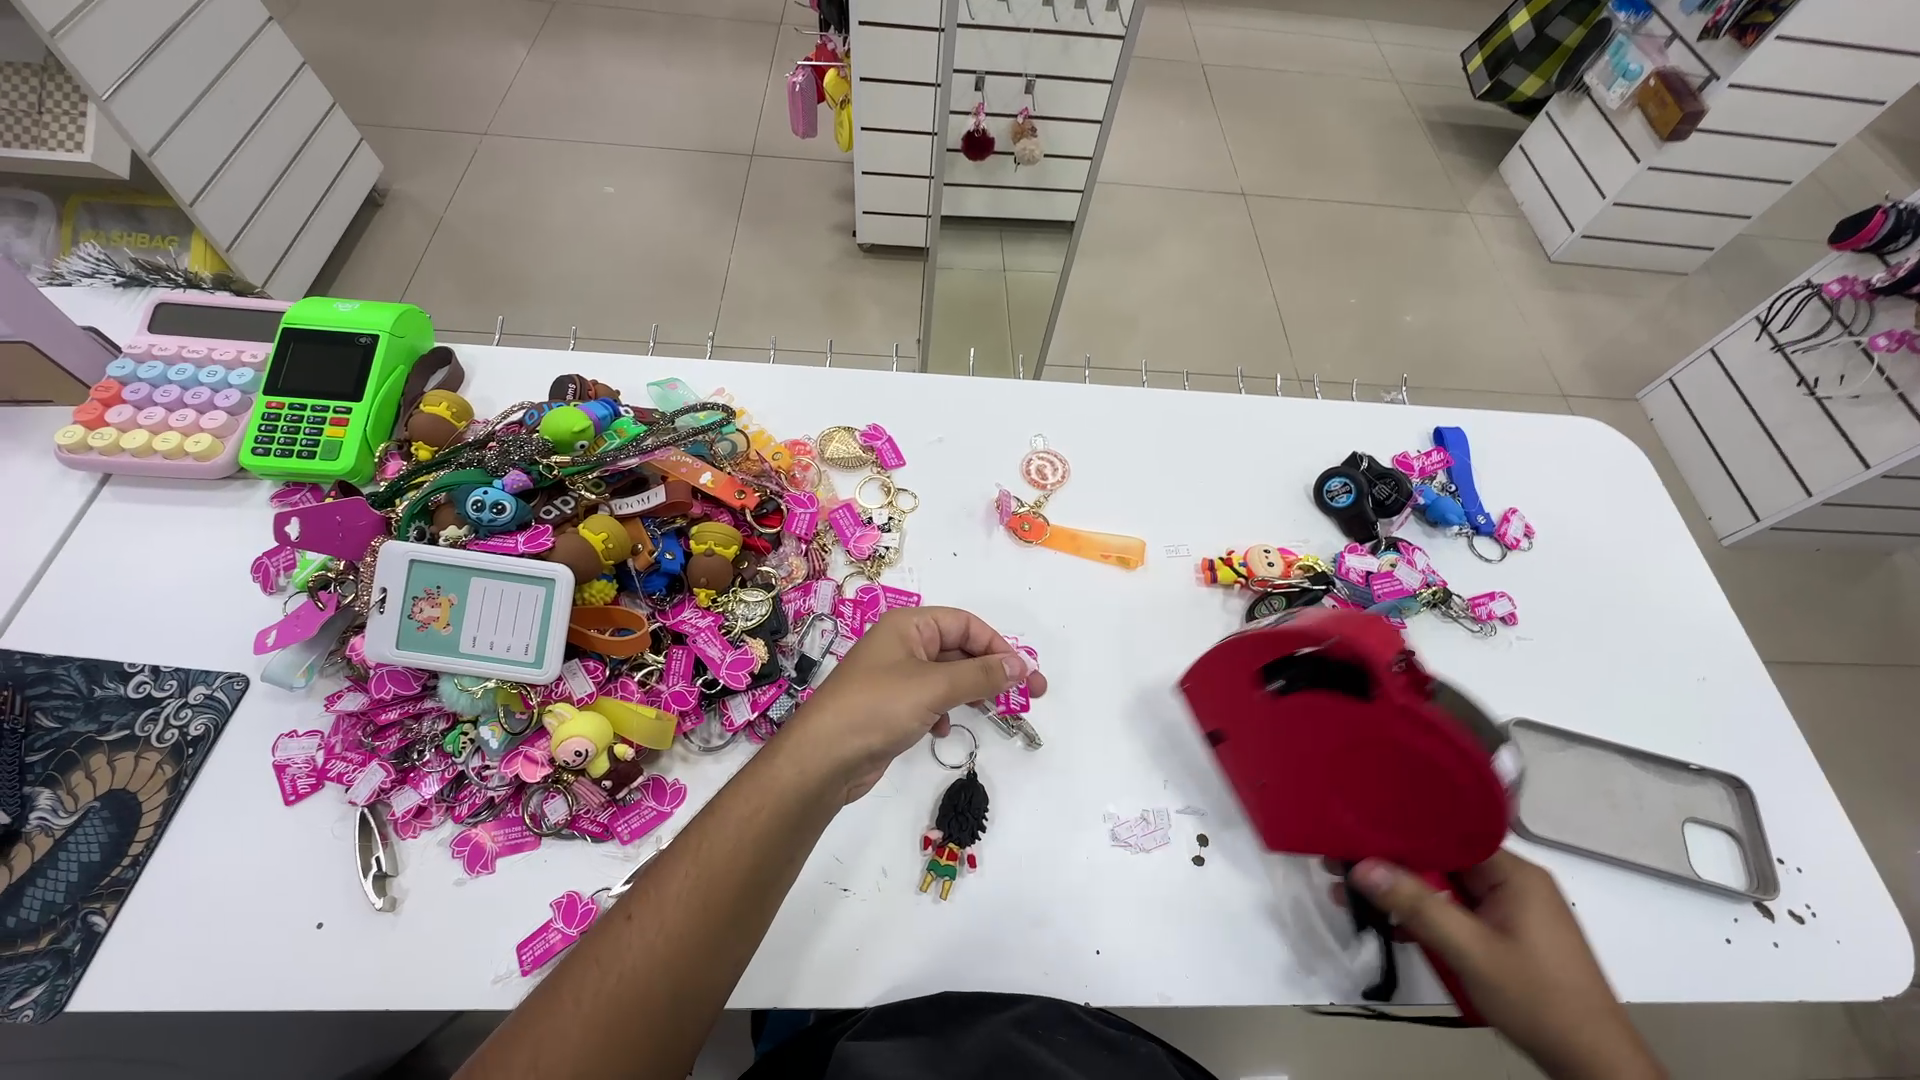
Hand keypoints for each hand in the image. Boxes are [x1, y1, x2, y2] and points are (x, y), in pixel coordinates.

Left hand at [780, 607, 1044, 803]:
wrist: (823, 758)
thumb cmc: (877, 709)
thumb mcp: (934, 687)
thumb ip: (981, 675)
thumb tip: (1020, 665)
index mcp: (908, 626)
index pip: (966, 624)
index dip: (998, 646)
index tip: (1026, 674)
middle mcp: (902, 645)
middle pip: (959, 649)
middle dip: (992, 671)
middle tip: (1029, 695)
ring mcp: (895, 676)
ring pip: (947, 677)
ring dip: (970, 691)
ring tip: (993, 709)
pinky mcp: (891, 707)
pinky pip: (931, 699)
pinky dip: (944, 710)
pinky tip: (943, 728)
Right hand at [1348, 851, 1665, 1079]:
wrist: (1594, 1063)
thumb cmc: (1538, 999)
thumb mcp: (1470, 951)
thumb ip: (1417, 905)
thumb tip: (1361, 866)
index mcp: (1514, 873)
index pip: (1447, 834)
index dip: (1399, 833)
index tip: (1353, 836)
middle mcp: (1514, 882)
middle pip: (1443, 860)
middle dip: (1393, 865)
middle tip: (1341, 868)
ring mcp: (1511, 908)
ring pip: (1446, 886)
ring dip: (1405, 893)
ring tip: (1353, 895)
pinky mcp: (1506, 932)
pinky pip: (1457, 910)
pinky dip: (1426, 915)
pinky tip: (1392, 924)